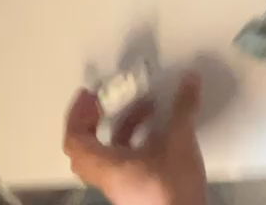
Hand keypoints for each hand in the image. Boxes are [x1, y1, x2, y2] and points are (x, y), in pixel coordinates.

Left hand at [64, 73, 207, 204]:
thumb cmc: (171, 186)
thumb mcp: (179, 142)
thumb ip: (182, 109)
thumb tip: (189, 77)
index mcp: (108, 167)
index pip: (76, 142)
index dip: (77, 115)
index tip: (89, 93)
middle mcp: (108, 178)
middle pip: (85, 150)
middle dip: (93, 120)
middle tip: (105, 100)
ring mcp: (121, 185)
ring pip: (107, 154)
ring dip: (121, 125)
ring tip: (146, 107)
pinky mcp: (136, 188)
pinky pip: (124, 159)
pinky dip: (134, 138)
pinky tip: (158, 129)